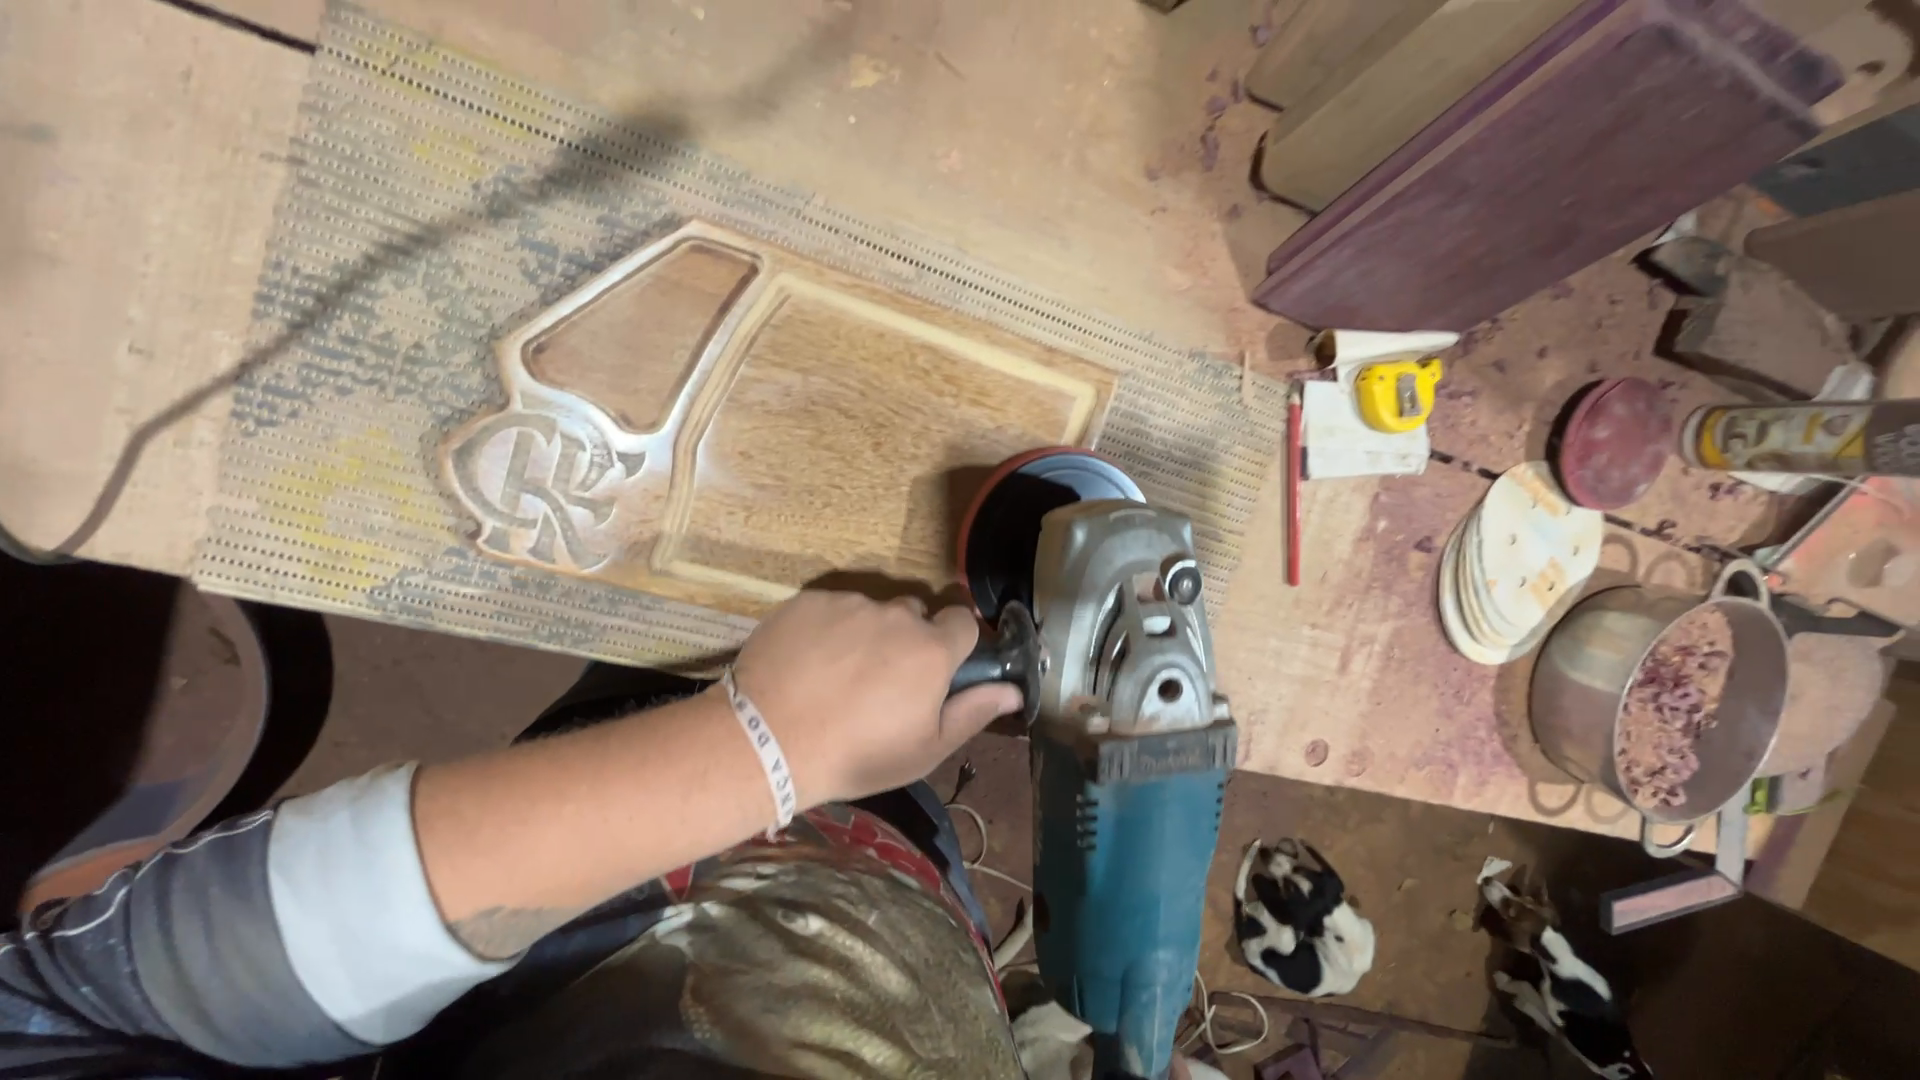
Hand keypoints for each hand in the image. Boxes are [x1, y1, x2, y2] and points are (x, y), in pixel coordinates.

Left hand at [729, 590, 1022, 807]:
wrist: (769, 741)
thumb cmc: (857, 755)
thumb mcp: (925, 749)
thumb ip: (973, 712)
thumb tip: (1014, 691)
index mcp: (932, 649)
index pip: (962, 620)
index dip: (954, 641)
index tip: (937, 667)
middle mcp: (896, 616)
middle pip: (914, 615)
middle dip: (906, 638)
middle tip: (880, 680)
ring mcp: (849, 604)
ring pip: (870, 611)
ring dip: (865, 633)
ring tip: (836, 675)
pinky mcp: (808, 601)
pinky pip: (830, 608)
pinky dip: (826, 629)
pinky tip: (807, 664)